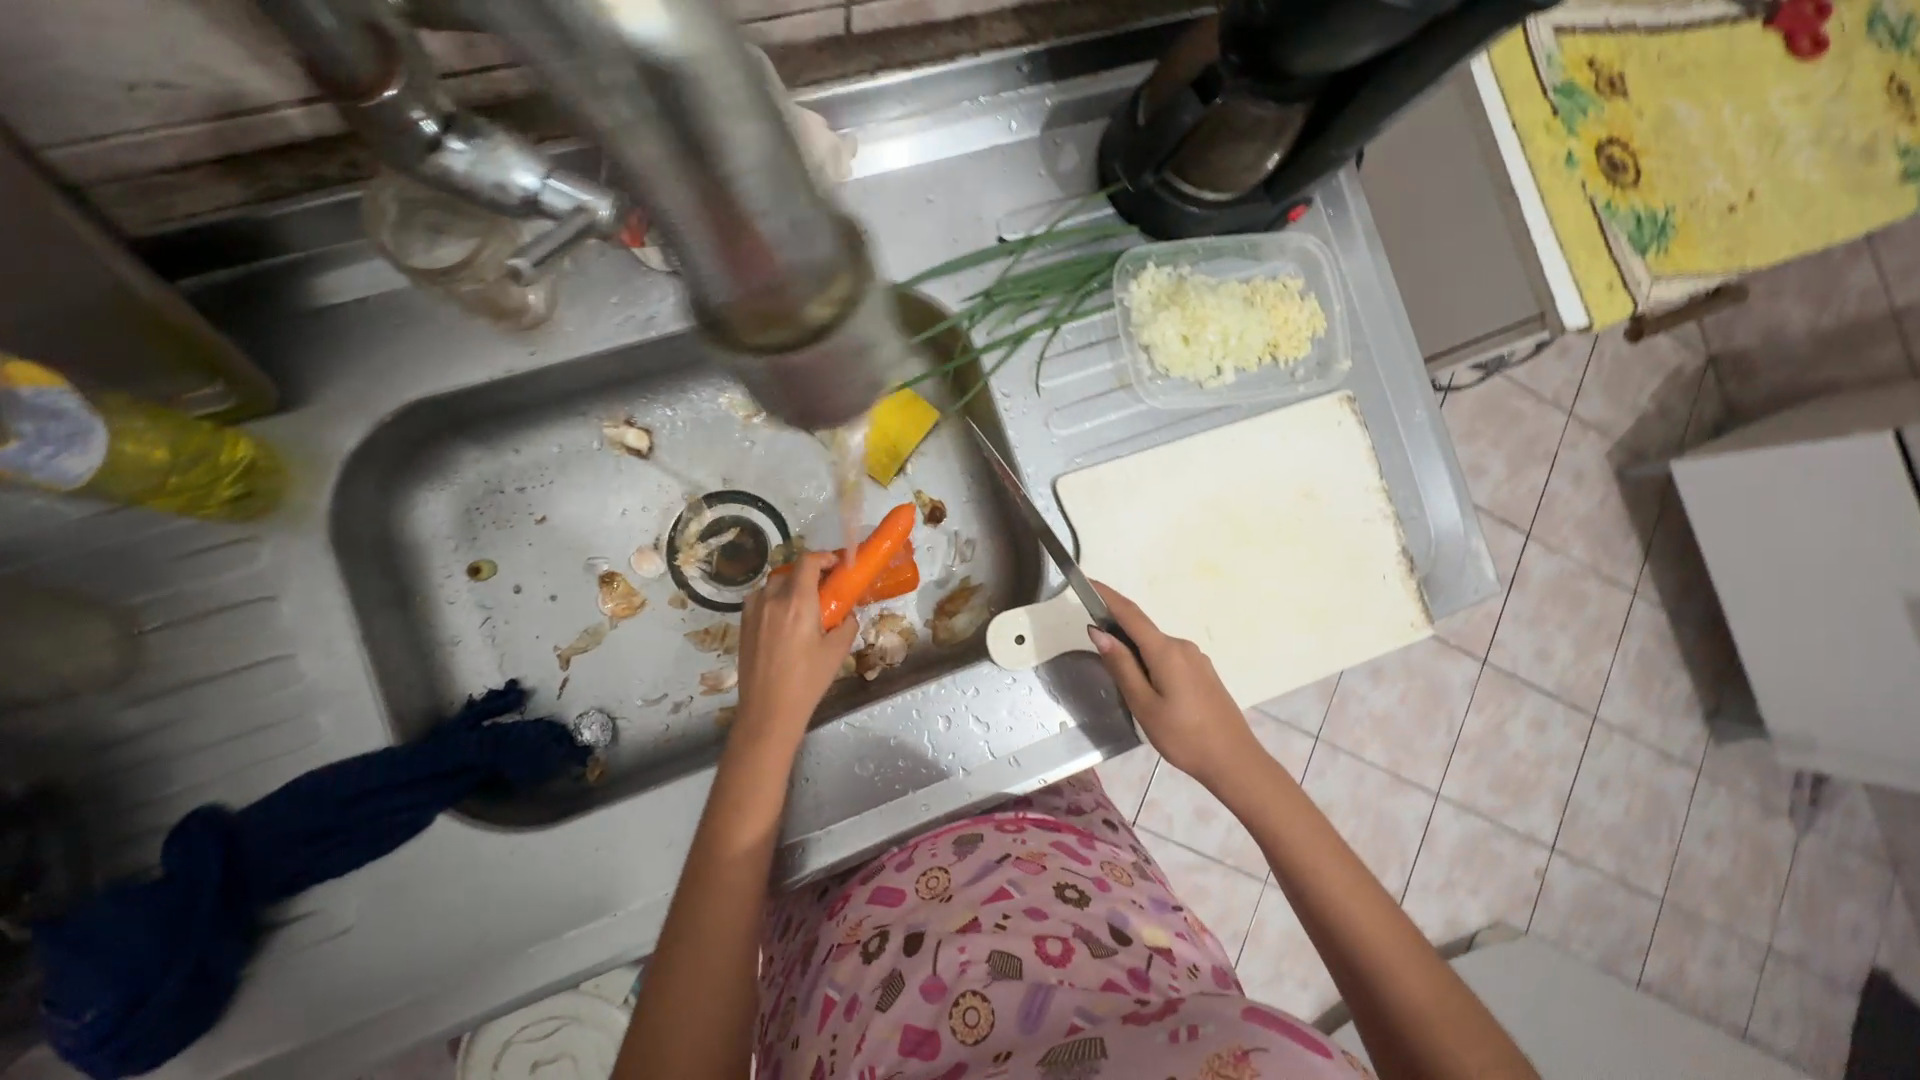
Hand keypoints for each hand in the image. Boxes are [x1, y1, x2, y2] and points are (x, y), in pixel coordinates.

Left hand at [735, 552, 860, 745]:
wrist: (769, 709)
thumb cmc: (808, 680)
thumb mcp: (837, 652)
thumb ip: (847, 624)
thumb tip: (847, 613)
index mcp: (797, 601)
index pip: (807, 562)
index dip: (823, 557)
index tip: (836, 565)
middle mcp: (772, 599)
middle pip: (789, 571)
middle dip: (808, 574)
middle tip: (824, 590)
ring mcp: (753, 611)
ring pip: (772, 585)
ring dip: (789, 587)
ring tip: (803, 606)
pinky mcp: (743, 625)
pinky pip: (759, 600)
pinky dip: (773, 601)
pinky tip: (784, 622)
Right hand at [1087, 582, 1261, 790]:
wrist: (1233, 761)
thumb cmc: (1183, 736)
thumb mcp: (1144, 704)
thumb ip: (1121, 666)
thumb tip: (1099, 632)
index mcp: (1166, 651)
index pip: (1130, 614)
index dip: (1107, 596)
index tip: (1087, 582)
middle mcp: (1182, 647)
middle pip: (1142, 630)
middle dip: (1117, 629)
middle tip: (1091, 646)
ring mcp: (1196, 660)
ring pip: (1155, 647)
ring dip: (1133, 650)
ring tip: (1118, 678)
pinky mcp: (1202, 673)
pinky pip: (1168, 658)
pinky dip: (1149, 661)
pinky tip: (1144, 687)